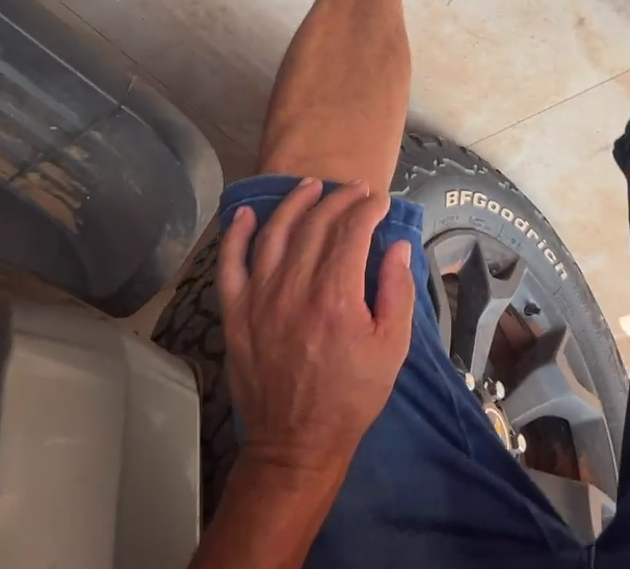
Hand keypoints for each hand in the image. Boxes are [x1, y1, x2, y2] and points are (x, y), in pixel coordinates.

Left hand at [217, 178, 415, 479]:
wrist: (296, 442)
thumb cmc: (352, 395)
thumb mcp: (392, 346)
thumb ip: (397, 290)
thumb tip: (397, 245)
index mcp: (337, 295)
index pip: (352, 231)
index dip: (369, 209)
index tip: (381, 202)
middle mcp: (295, 287)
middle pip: (316, 223)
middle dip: (340, 198)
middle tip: (356, 189)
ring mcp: (260, 298)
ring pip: (275, 233)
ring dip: (295, 202)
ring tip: (311, 186)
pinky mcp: (236, 313)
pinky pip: (231, 263)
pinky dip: (235, 234)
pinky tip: (245, 213)